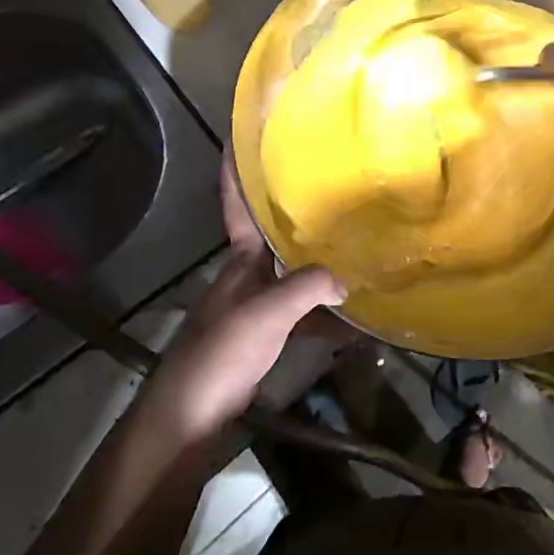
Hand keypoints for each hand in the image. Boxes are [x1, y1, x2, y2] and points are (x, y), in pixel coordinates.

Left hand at [140, 155, 345, 441]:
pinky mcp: (266, 342)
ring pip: (296, 280)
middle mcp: (248, 279)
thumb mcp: (265, 314)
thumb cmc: (221, 356)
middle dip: (302, 217)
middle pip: (276, 240)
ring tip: (363, 256)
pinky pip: (305, 320)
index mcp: (240, 263)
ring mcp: (257, 311)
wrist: (190, 419)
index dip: (238, 171)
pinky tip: (359, 326)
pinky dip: (329, 321)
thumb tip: (346, 277)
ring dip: (324, 272)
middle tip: (340, 194)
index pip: (238, 206)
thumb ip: (306, 288)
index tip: (245, 135)